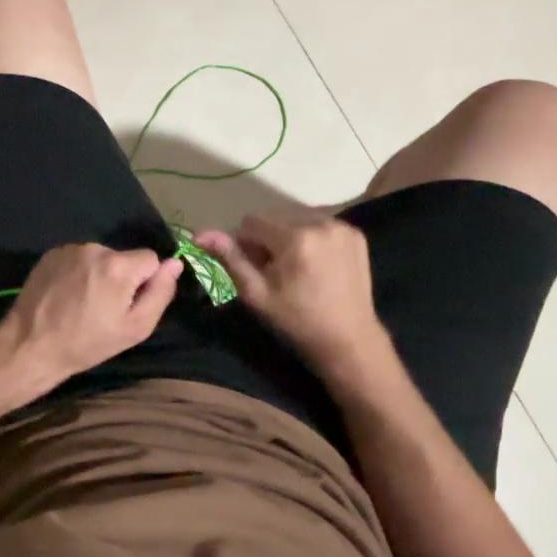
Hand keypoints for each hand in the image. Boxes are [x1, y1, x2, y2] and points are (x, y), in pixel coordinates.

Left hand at [0, 244, 183, 383]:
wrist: (32, 344)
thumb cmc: (88, 342)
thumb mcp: (135, 328)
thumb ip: (160, 293)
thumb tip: (174, 264)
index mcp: (118, 265)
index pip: (150, 258)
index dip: (145, 282)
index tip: (128, 305)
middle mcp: (95, 248)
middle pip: (123, 258)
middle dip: (120, 278)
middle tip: (103, 309)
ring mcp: (69, 249)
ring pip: (99, 258)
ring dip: (98, 275)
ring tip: (82, 304)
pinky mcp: (50, 254)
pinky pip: (77, 259)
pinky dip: (77, 273)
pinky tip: (66, 296)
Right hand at [195, 213, 384, 368]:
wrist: (348, 339)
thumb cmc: (296, 320)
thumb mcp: (256, 293)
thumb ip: (230, 259)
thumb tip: (201, 234)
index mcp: (296, 238)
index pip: (252, 222)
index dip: (246, 244)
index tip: (255, 268)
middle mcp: (321, 223)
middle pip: (276, 217)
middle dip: (268, 239)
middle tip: (275, 271)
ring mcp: (342, 227)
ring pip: (297, 218)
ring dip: (289, 236)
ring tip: (296, 268)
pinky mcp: (356, 233)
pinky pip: (320, 224)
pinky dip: (311, 238)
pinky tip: (316, 264)